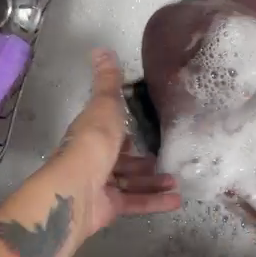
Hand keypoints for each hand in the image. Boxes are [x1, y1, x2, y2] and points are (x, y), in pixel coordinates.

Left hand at [41, 50, 181, 238]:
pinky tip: (177, 201)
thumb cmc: (92, 142)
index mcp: (92, 133)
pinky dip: (155, 201)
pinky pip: (135, 202)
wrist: (75, 190)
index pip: (112, 130)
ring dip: (155, 181)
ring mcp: (101, 185)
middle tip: (172, 156)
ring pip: (132, 181)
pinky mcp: (109, 207)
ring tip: (179, 180)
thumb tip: (101, 49)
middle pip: (123, 159)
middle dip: (146, 159)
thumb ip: (109, 81)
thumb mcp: (105, 105)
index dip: (129, 129)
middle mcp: (94, 158)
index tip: (152, 127)